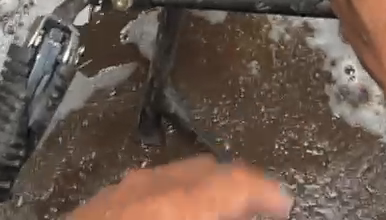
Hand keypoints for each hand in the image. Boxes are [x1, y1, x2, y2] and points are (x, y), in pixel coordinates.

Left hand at [69, 155, 292, 219]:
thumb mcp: (188, 218)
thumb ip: (218, 211)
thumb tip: (242, 210)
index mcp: (181, 206)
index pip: (234, 181)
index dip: (265, 190)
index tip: (285, 203)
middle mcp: (153, 186)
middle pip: (207, 170)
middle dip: (235, 187)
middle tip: (257, 208)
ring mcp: (122, 189)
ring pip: (176, 175)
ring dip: (204, 190)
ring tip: (218, 212)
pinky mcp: (100, 201)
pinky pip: (149, 187)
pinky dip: (173, 197)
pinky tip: (172, 216)